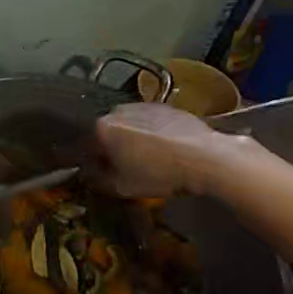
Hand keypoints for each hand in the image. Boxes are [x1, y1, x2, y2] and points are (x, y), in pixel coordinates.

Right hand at [93, 102, 221, 197]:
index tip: (101, 174)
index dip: (93, 163)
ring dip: (134, 140)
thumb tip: (88, 175)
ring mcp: (143, 105)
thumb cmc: (159, 174)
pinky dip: (154, 134)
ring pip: (130, 126)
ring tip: (151, 161)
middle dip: (113, 149)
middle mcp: (118, 110)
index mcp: (102, 129)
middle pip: (108, 133)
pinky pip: (151, 122)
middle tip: (127, 170)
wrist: (205, 157)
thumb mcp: (123, 187)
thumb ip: (98, 181)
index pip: (87, 147)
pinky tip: (167, 151)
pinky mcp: (165, 107)